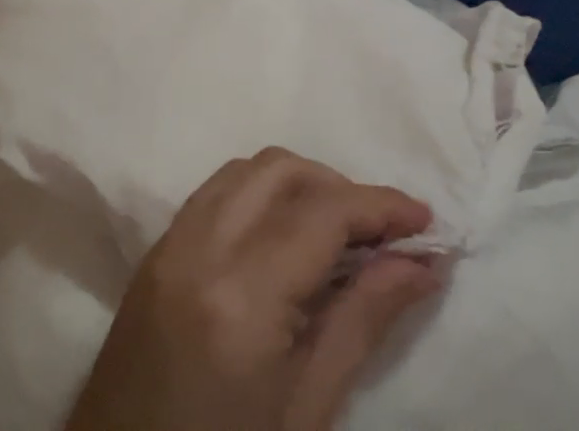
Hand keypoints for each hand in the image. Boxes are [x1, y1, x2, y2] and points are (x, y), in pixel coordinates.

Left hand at [64, 148, 439, 430]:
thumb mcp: (308, 407)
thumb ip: (364, 321)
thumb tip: (424, 263)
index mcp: (240, 297)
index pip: (324, 213)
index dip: (383, 206)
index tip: (426, 223)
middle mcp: (197, 250)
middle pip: (280, 171)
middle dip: (340, 187)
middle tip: (381, 235)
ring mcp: (166, 249)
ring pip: (242, 172)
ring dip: (297, 185)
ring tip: (336, 235)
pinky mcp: (151, 258)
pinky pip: (212, 196)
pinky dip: (257, 197)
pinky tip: (282, 243)